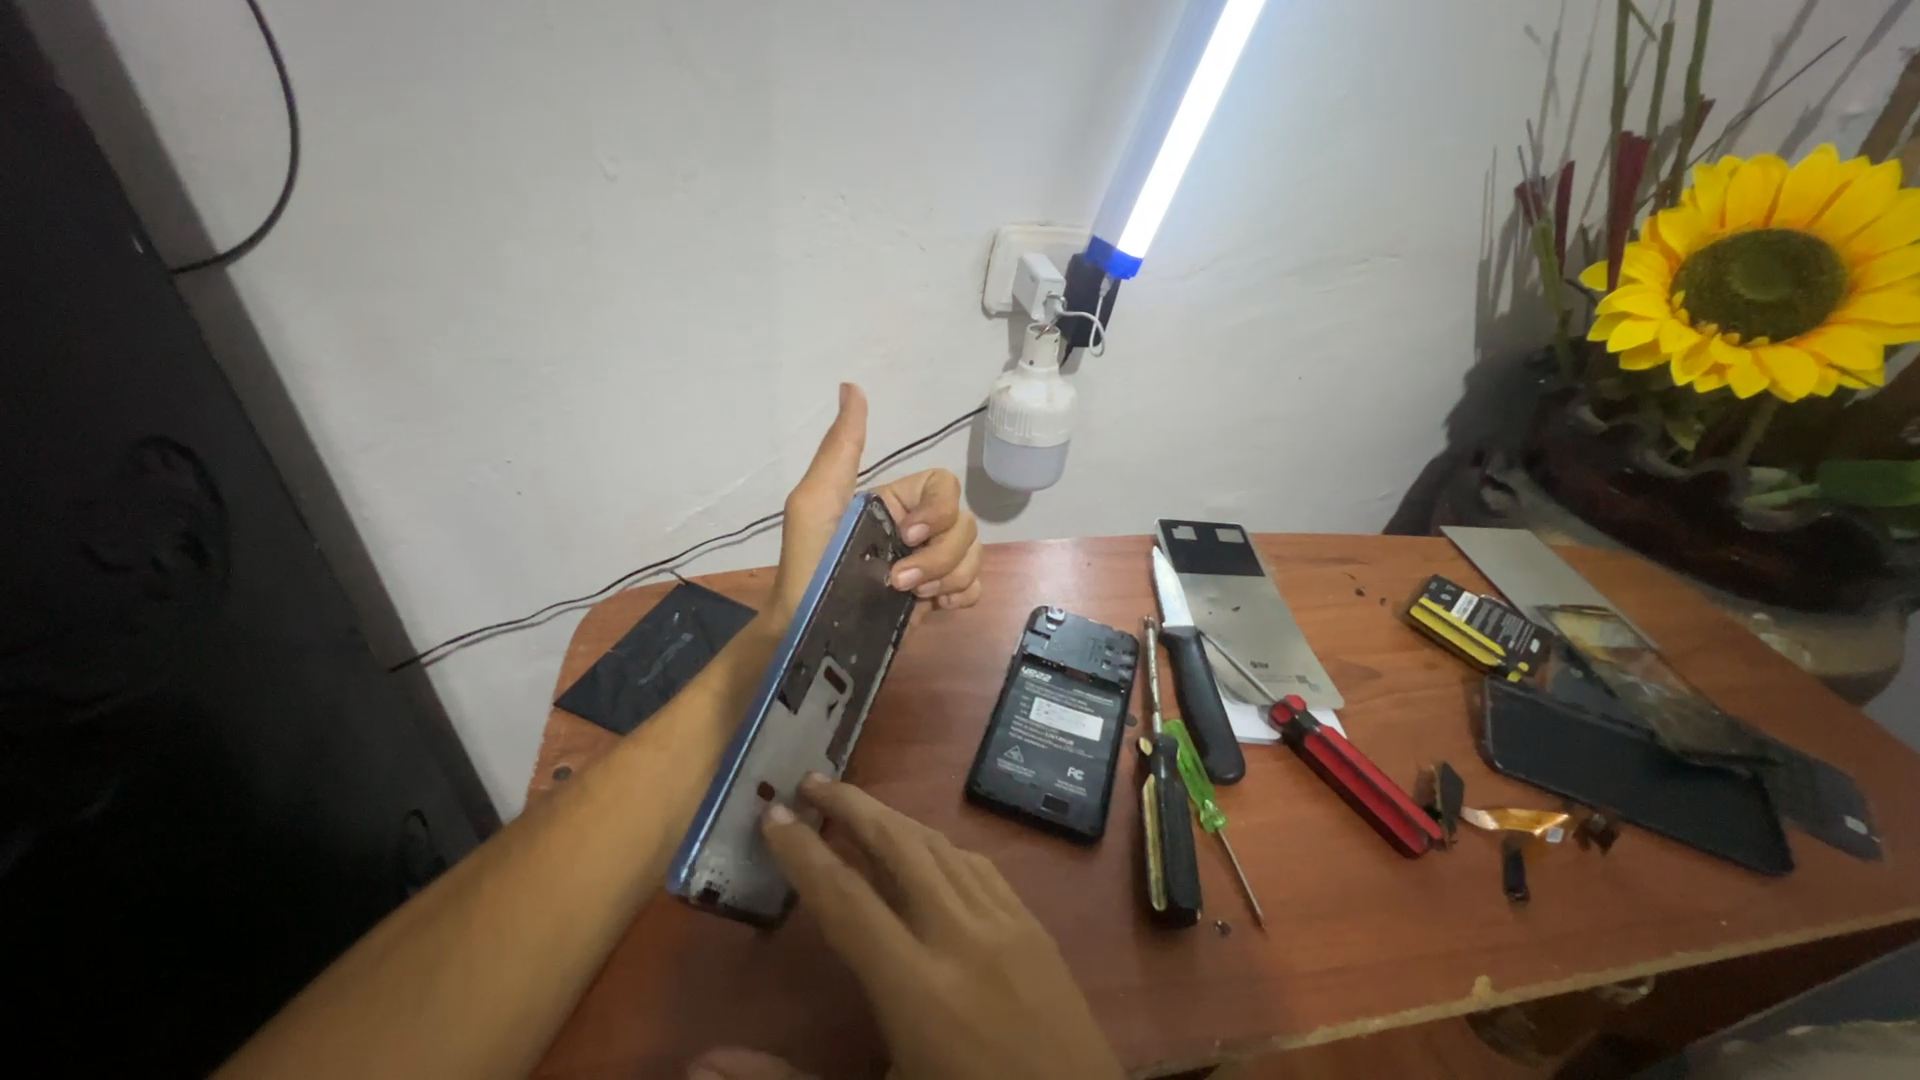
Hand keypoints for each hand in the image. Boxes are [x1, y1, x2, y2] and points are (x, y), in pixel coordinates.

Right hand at [689, 777, 1122, 1079]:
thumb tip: (698, 1063)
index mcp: (917, 987)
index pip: (846, 899)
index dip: (804, 853)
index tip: (774, 813)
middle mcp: (962, 938)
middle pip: (898, 848)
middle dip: (851, 807)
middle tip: (813, 780)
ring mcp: (1007, 925)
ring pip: (940, 848)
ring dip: (894, 819)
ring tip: (858, 805)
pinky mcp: (1036, 928)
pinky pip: (979, 866)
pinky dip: (941, 845)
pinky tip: (927, 847)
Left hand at [772, 384, 982, 623]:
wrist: (808, 633)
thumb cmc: (807, 565)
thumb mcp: (816, 501)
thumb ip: (841, 448)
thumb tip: (851, 386)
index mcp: (895, 501)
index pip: (945, 486)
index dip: (938, 511)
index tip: (908, 534)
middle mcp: (917, 528)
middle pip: (964, 524)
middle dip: (940, 556)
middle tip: (901, 581)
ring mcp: (930, 564)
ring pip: (974, 554)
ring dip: (948, 578)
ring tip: (910, 597)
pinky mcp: (937, 599)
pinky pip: (975, 586)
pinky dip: (961, 595)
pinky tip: (933, 607)